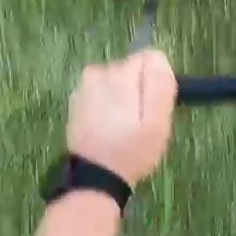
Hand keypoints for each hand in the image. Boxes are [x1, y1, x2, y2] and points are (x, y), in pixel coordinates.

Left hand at [66, 50, 176, 184]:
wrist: (94, 178)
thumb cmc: (131, 152)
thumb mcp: (157, 123)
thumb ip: (159, 86)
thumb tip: (158, 57)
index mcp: (119, 75)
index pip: (149, 59)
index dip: (156, 84)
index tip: (153, 109)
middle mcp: (97, 73)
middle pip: (131, 70)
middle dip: (139, 91)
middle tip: (139, 123)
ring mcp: (83, 87)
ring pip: (117, 82)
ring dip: (123, 99)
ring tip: (123, 128)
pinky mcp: (76, 101)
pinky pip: (102, 94)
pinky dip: (108, 106)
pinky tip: (108, 129)